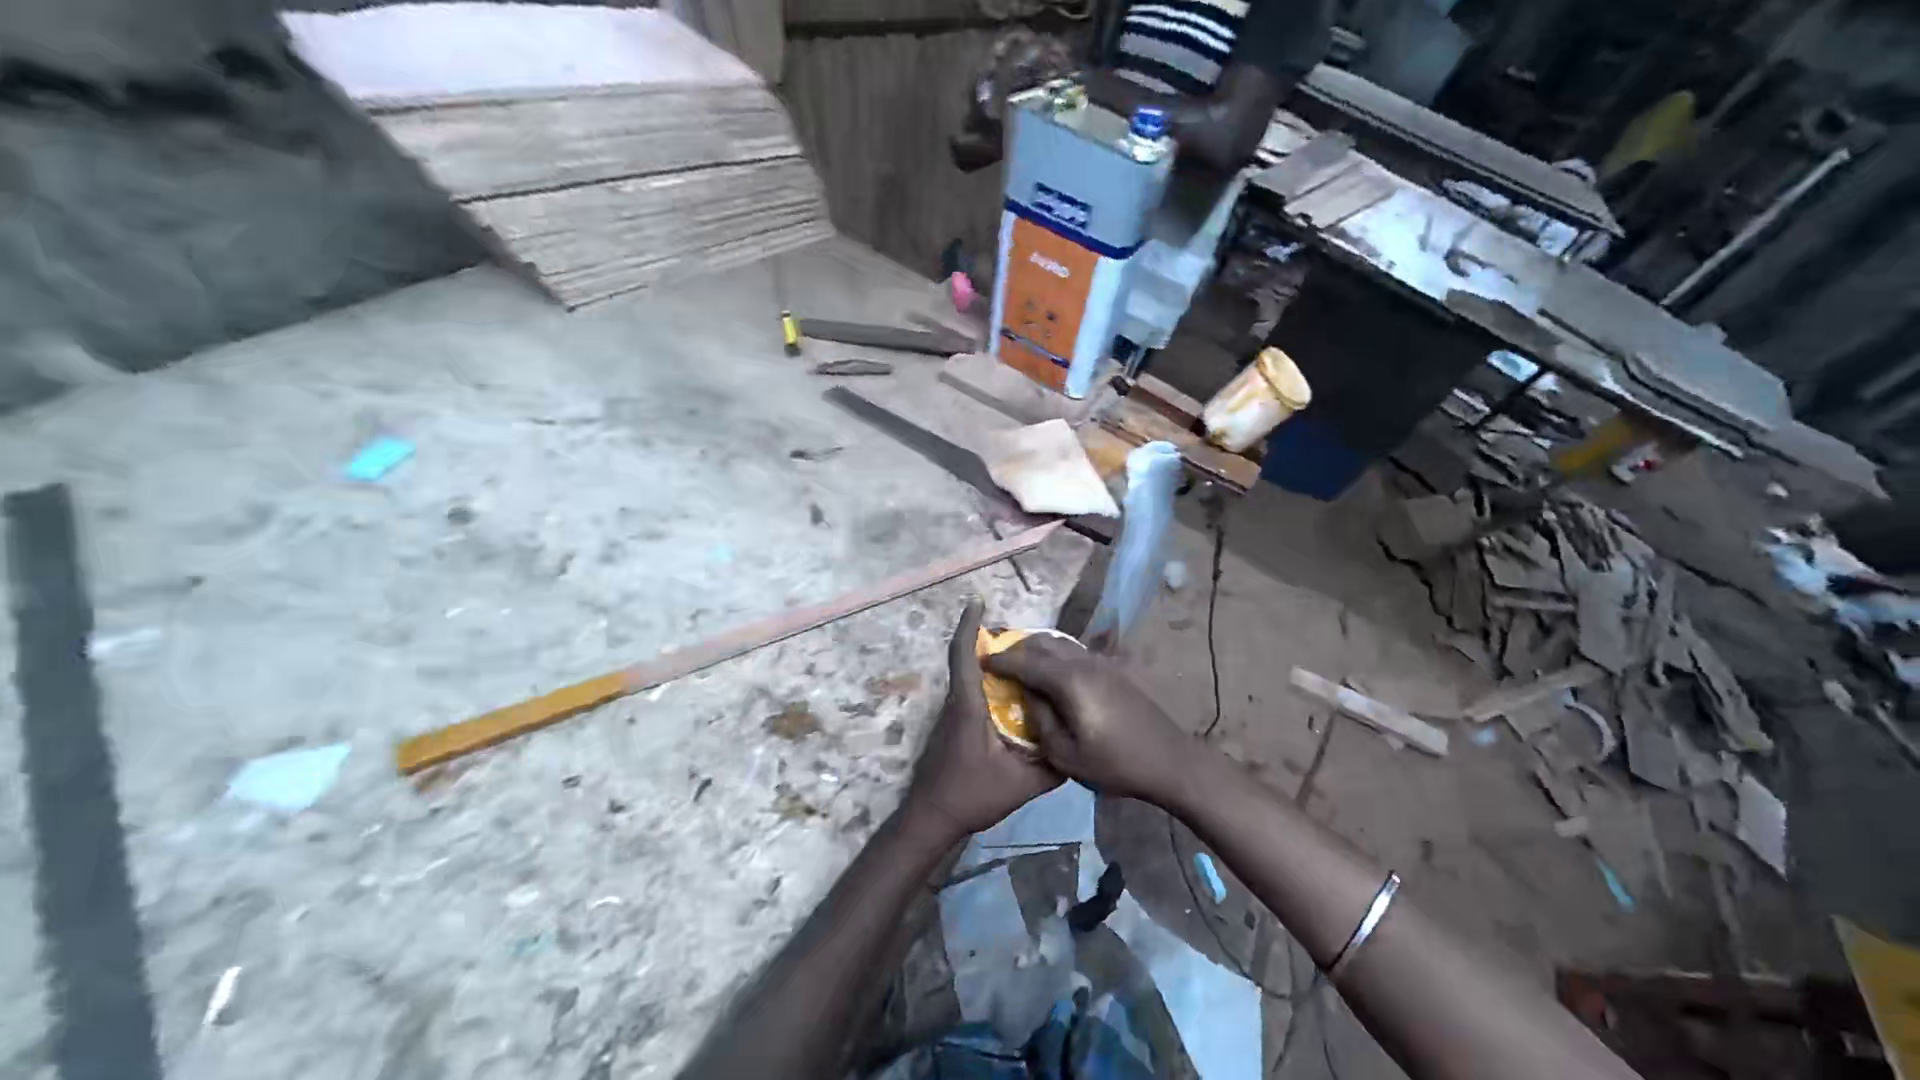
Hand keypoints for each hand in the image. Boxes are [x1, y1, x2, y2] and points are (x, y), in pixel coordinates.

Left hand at [903, 597, 1061, 840]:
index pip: (963, 656)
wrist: (931, 817)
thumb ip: (1051, 766)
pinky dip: (990, 684)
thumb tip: (1077, 747)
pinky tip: (1013, 696)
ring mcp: (952, 714)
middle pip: (968, 659)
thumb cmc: (971, 795)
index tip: (977, 602)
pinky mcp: (953, 725)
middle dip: (989, 640)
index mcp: (968, 706)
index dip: (968, 626)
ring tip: (1025, 662)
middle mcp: (957, 703)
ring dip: (991, 663)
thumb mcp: (1021, 784)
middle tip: (1023, 636)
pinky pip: (971, 692)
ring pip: (970, 677)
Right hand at [983, 633, 1199, 805]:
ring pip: (1060, 643)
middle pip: (1042, 643)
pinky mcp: (1113, 669)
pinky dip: (1055, 654)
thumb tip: (1027, 696)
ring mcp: (1102, 663)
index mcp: (1069, 680)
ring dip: (1036, 648)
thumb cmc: (1115, 764)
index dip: (1000, 660)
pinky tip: (1050, 671)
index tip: (980, 660)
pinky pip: (1074, 652)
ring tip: (1019, 661)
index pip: (1025, 661)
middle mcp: (1083, 662)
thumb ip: (1040, 721)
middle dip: (1016, 648)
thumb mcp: (1066, 755)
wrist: (1170, 761)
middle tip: (996, 657)